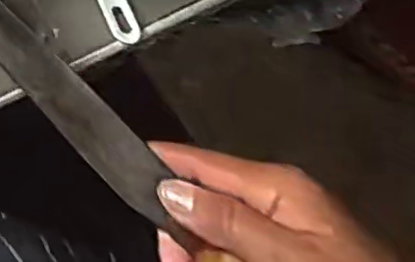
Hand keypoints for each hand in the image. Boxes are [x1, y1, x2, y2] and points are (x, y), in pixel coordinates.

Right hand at [150, 142, 397, 261]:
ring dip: (197, 253)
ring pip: (219, 238)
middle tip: (168, 253)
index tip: (122, 162)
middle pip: (206, 204)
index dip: (163, 162)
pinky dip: (216, 261)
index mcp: (280, 189)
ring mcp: (285, 242)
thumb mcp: (293, 257)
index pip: (202, 162)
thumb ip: (230, 221)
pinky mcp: (288, 261)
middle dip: (180, 226)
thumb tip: (169, 186)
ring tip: (181, 259)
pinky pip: (238, 254)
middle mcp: (279, 208)